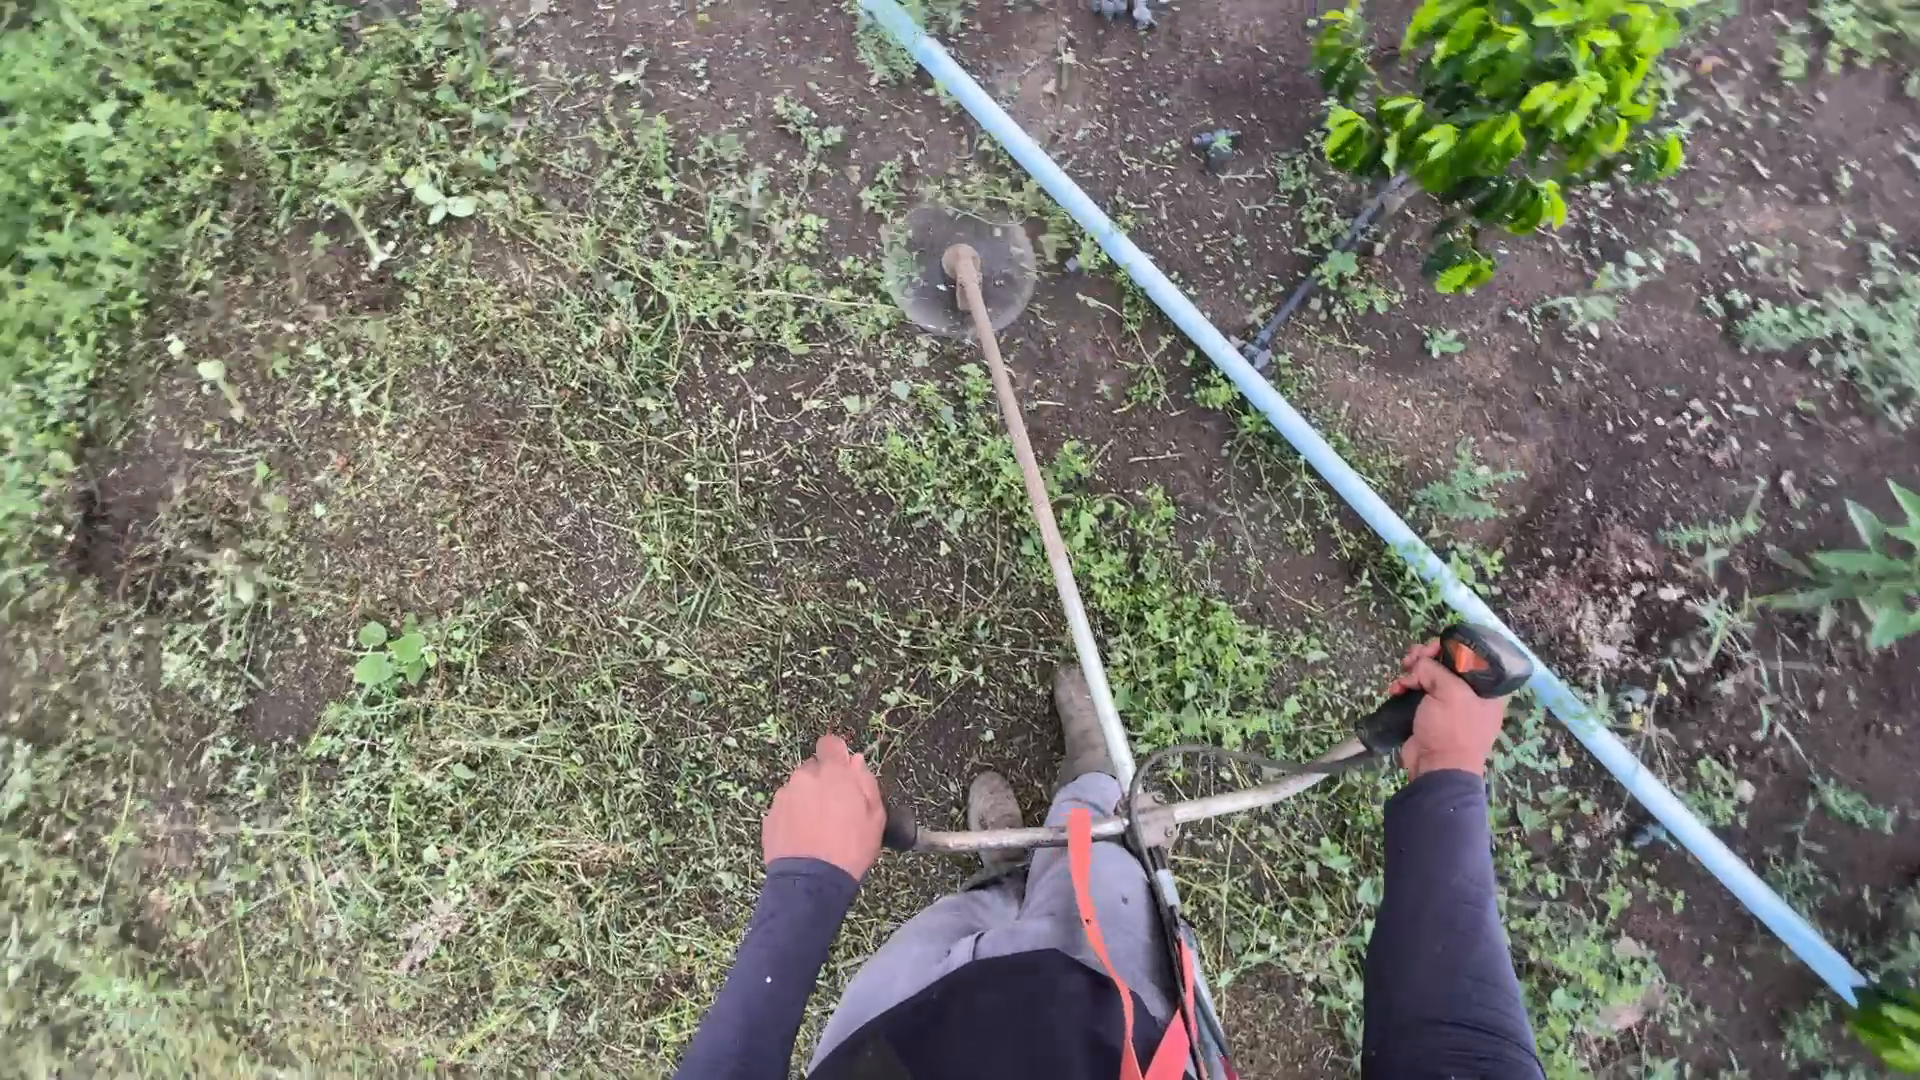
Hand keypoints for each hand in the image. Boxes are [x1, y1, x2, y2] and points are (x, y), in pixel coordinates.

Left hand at [762, 734, 885, 879]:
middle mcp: (805, 777)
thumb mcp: (875, 816)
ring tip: (818, 828)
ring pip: (798, 788)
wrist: (812, 884)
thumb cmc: (851, 849)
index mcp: (833, 772)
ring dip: (807, 799)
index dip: (836, 754)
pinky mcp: (770, 816)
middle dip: (823, 782)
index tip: (842, 771)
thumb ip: (866, 783)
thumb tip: (856, 763)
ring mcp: (784, 796)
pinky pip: (785, 808)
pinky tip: (804, 837)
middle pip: (814, 768)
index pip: (830, 744)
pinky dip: (793, 816)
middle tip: (835, 808)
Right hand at [1386, 639, 1509, 779]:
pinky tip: (1395, 689)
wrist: (1437, 766)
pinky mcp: (1430, 711)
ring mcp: (1449, 703)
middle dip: (1426, 657)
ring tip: (1402, 674)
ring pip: (1429, 673)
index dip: (1450, 647)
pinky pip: (1417, 689)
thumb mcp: (1451, 692)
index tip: (1431, 650)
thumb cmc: (1452, 729)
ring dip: (1412, 670)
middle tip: (1411, 659)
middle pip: (1447, 662)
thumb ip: (1434, 670)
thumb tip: (1417, 667)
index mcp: (1488, 689)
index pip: (1471, 655)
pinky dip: (1405, 685)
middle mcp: (1471, 693)